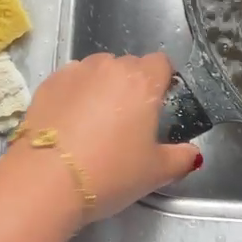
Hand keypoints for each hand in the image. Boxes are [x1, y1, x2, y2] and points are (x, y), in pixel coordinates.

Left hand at [8, 53, 200, 223]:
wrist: (48, 178)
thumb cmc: (110, 172)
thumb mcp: (154, 173)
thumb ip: (181, 159)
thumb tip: (193, 153)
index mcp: (142, 82)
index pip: (161, 63)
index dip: (163, 80)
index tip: (158, 104)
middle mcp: (110, 66)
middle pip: (129, 66)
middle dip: (133, 86)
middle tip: (128, 122)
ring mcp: (77, 70)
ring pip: (99, 70)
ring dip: (103, 87)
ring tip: (95, 123)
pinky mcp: (50, 80)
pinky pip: (72, 79)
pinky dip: (76, 93)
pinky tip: (70, 123)